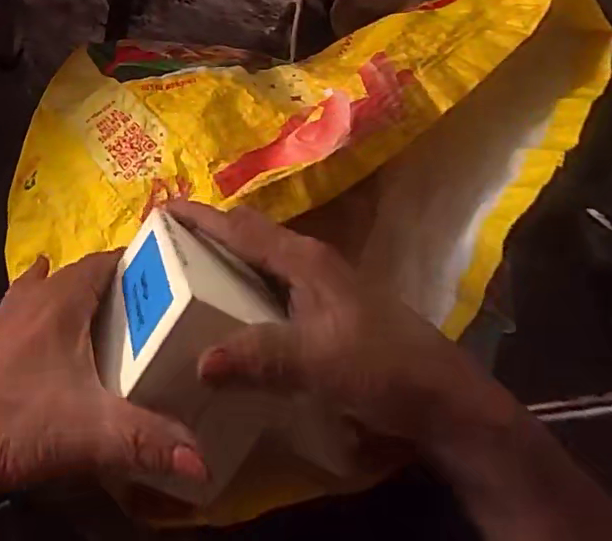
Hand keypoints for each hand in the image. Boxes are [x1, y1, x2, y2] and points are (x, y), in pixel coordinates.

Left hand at [0, 253, 207, 540]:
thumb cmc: (21, 419)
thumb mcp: (92, 432)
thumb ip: (149, 440)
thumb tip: (205, 464)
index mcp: (59, 301)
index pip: (101, 262)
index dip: (131, 261)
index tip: (163, 271)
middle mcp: (31, 298)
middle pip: (75, 274)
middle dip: (108, 281)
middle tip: (144, 303)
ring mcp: (4, 316)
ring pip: (43, 287)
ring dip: (70, 291)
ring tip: (98, 307)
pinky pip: (20, 307)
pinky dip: (38, 306)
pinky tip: (37, 316)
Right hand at [171, 203, 611, 540]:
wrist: (452, 403)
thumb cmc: (384, 367)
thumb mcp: (319, 363)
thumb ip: (261, 358)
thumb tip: (200, 362)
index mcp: (302, 259)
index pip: (239, 227)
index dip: (198, 216)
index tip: (159, 208)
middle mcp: (309, 261)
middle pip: (247, 234)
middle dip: (206, 231)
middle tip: (166, 243)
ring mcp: (321, 282)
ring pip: (260, 256)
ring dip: (224, 256)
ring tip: (187, 271)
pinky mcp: (328, 305)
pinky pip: (271, 281)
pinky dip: (243, 281)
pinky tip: (232, 306)